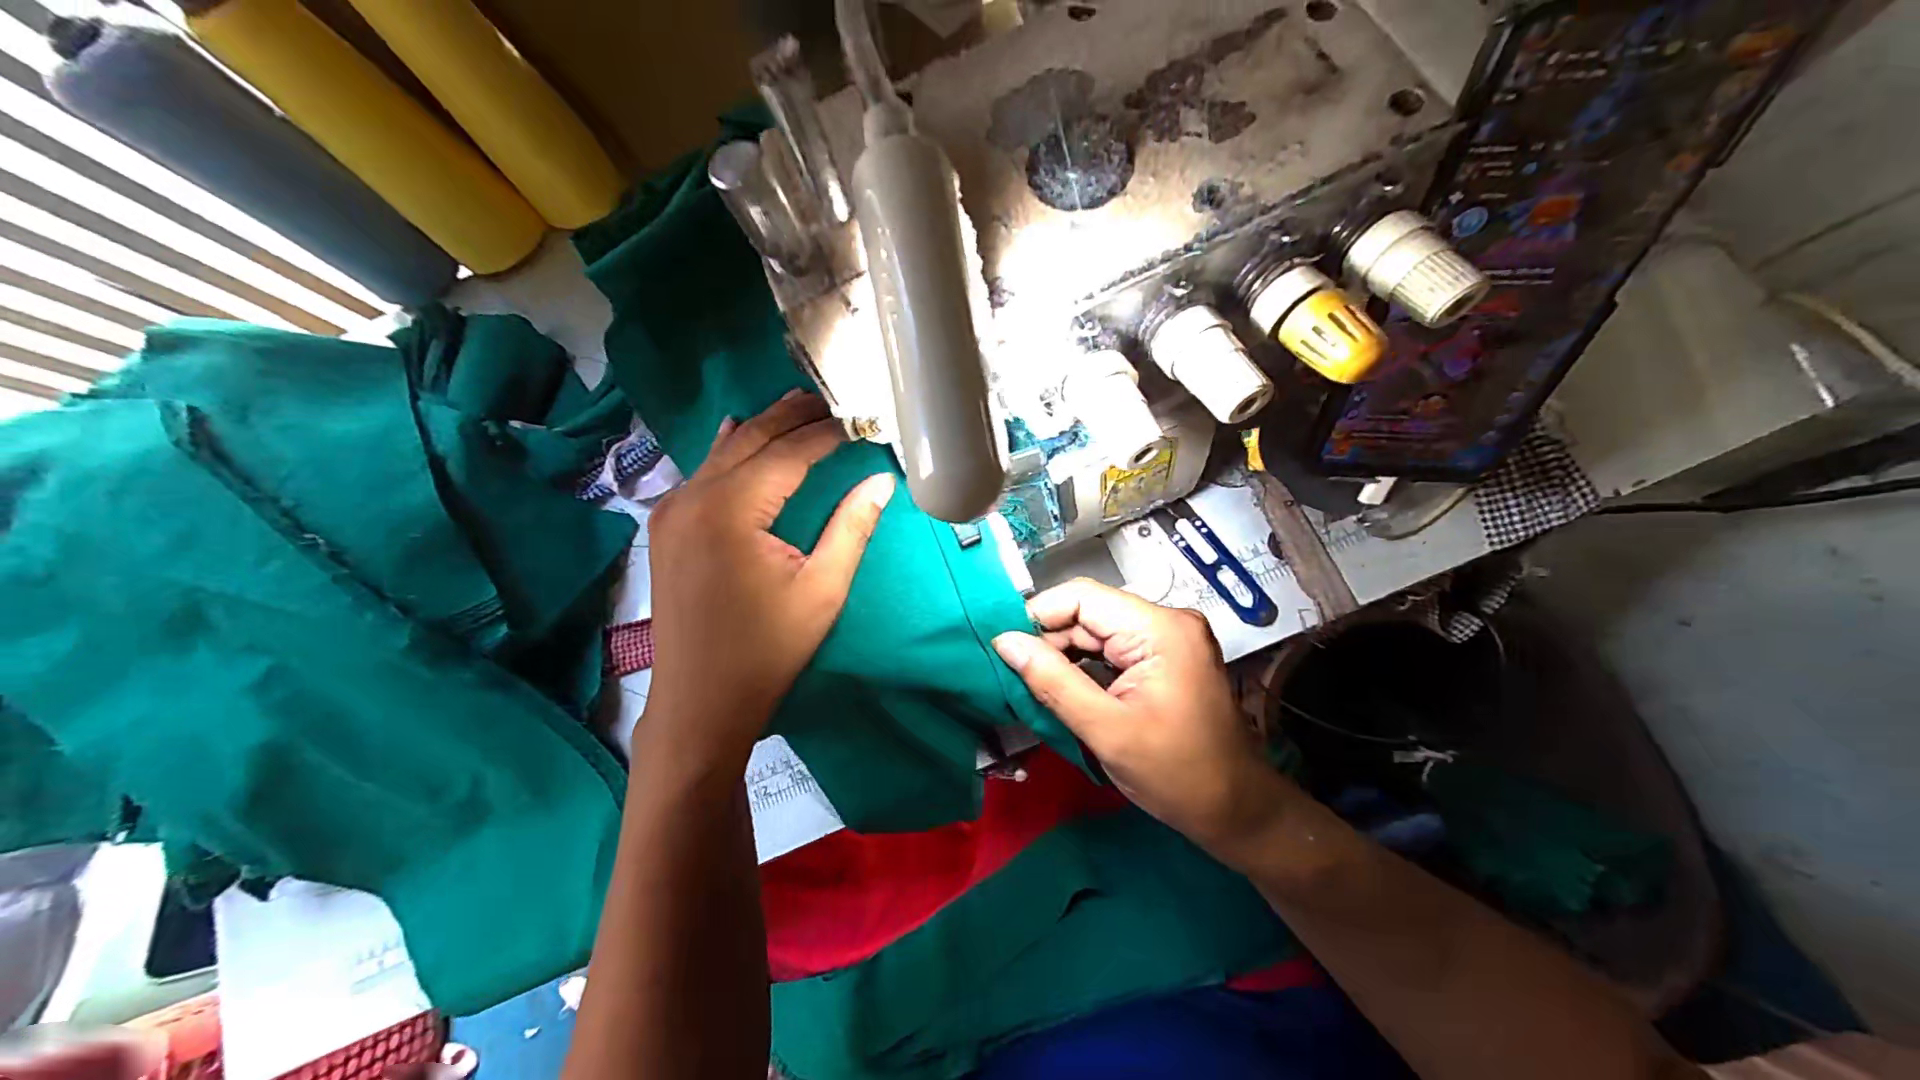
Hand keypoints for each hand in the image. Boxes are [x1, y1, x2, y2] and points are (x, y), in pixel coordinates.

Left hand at [644, 391, 894, 764]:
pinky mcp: (667, 528)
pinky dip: (729, 452)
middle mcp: (694, 496)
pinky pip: (702, 474)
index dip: (829, 433)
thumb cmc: (767, 651)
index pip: (789, 453)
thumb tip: (881, 480)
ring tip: (798, 408)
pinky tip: (736, 432)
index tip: (862, 419)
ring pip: (723, 452)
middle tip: (831, 400)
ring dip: (763, 430)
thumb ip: (851, 527)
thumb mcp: (822, 589)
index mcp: (733, 508)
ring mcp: (672, 510)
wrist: (699, 703)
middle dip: (793, 417)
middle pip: (752, 440)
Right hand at [992, 579, 1291, 863]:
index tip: (1003, 648)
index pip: (1083, 597)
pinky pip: (1111, 650)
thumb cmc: (1178, 776)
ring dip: (1063, 657)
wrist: (1236, 811)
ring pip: (1096, 633)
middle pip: (1088, 613)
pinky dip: (1084, 668)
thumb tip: (1005, 643)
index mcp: (1160, 629)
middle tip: (1014, 675)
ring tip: (1033, 686)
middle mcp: (1167, 621)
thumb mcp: (1106, 731)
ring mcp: (1168, 639)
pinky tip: (1061, 689)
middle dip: (1049, 641)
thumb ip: (1052, 681)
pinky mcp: (1164, 658)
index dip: (1038, 616)